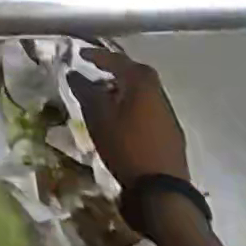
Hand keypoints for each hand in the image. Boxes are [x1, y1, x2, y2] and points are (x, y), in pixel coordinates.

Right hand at [67, 47, 188, 186]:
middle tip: (97, 70)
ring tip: (103, 94)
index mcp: (143, 89)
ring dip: (125, 89)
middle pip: (140, 76)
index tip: (82, 54)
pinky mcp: (170, 138)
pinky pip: (149, 110)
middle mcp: (160, 100)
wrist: (162, 191)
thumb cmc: (125, 144)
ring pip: (145, 94)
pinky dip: (133, 105)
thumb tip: (75, 74)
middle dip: (117, 70)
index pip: (122, 62)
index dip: (101, 55)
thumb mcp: (97, 114)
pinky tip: (119, 117)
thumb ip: (84, 90)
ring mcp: (169, 120)